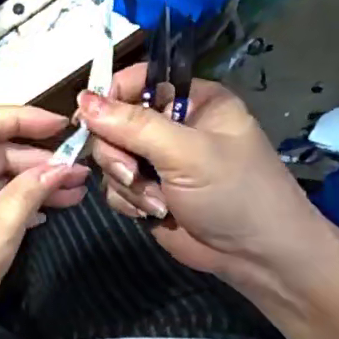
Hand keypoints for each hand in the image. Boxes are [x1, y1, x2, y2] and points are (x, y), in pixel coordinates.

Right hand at [77, 64, 335, 288]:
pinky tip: (152, 214)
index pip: (137, 82)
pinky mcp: (148, 192)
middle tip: (133, 174)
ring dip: (126, 183)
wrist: (256, 256)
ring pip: (111, 159)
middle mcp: (172, 126)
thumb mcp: (187, 152)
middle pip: (114, 124)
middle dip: (118, 154)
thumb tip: (83, 100)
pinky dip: (128, 202)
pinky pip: (115, 188)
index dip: (109, 99)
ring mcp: (158, 161)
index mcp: (192, 100)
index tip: (89, 121)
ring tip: (156, 202)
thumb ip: (134, 126)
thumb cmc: (234, 193)